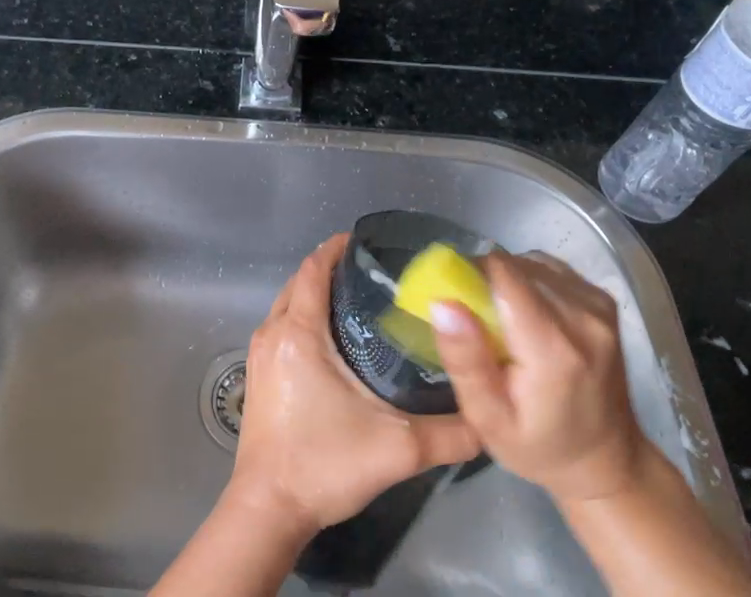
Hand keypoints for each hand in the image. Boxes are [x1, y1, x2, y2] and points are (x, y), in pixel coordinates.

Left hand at [228, 233, 481, 531]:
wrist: (269, 508)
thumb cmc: (325, 464)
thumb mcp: (399, 448)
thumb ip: (452, 431)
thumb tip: (492, 418)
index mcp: (300, 334)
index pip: (314, 270)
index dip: (338, 249)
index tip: (370, 242)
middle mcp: (273, 333)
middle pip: (300, 283)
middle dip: (332, 270)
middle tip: (376, 272)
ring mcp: (260, 355)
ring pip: (288, 305)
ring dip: (316, 295)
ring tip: (361, 299)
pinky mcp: (258, 376)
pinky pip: (282, 328)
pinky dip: (305, 318)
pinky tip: (337, 338)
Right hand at [430, 251, 646, 502]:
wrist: (605, 460)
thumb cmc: (538, 446)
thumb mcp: (488, 419)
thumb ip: (465, 360)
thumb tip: (442, 303)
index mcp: (554, 348)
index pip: (503, 273)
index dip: (470, 275)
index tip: (455, 302)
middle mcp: (583, 316)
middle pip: (515, 265)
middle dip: (486, 282)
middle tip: (476, 323)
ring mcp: (598, 305)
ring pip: (531, 262)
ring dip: (508, 280)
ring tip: (502, 321)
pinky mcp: (603, 299)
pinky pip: (551, 269)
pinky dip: (530, 282)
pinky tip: (526, 314)